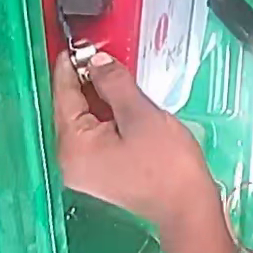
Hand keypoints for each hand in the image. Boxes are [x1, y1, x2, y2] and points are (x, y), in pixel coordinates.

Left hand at [51, 50, 218, 226]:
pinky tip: (123, 103)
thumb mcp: (141, 115)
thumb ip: (115, 84)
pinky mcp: (101, 173)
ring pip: (85, 122)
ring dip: (99, 98)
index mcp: (74, 147)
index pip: (64, 97)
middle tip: (102, 55)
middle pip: (71, 110)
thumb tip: (97, 62)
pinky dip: (107, 117)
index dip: (71, 67)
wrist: (188, 207)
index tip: (77, 46)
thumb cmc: (167, 165)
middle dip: (86, 82)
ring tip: (116, 75)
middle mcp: (71, 160)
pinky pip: (96, 136)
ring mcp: (85, 170)